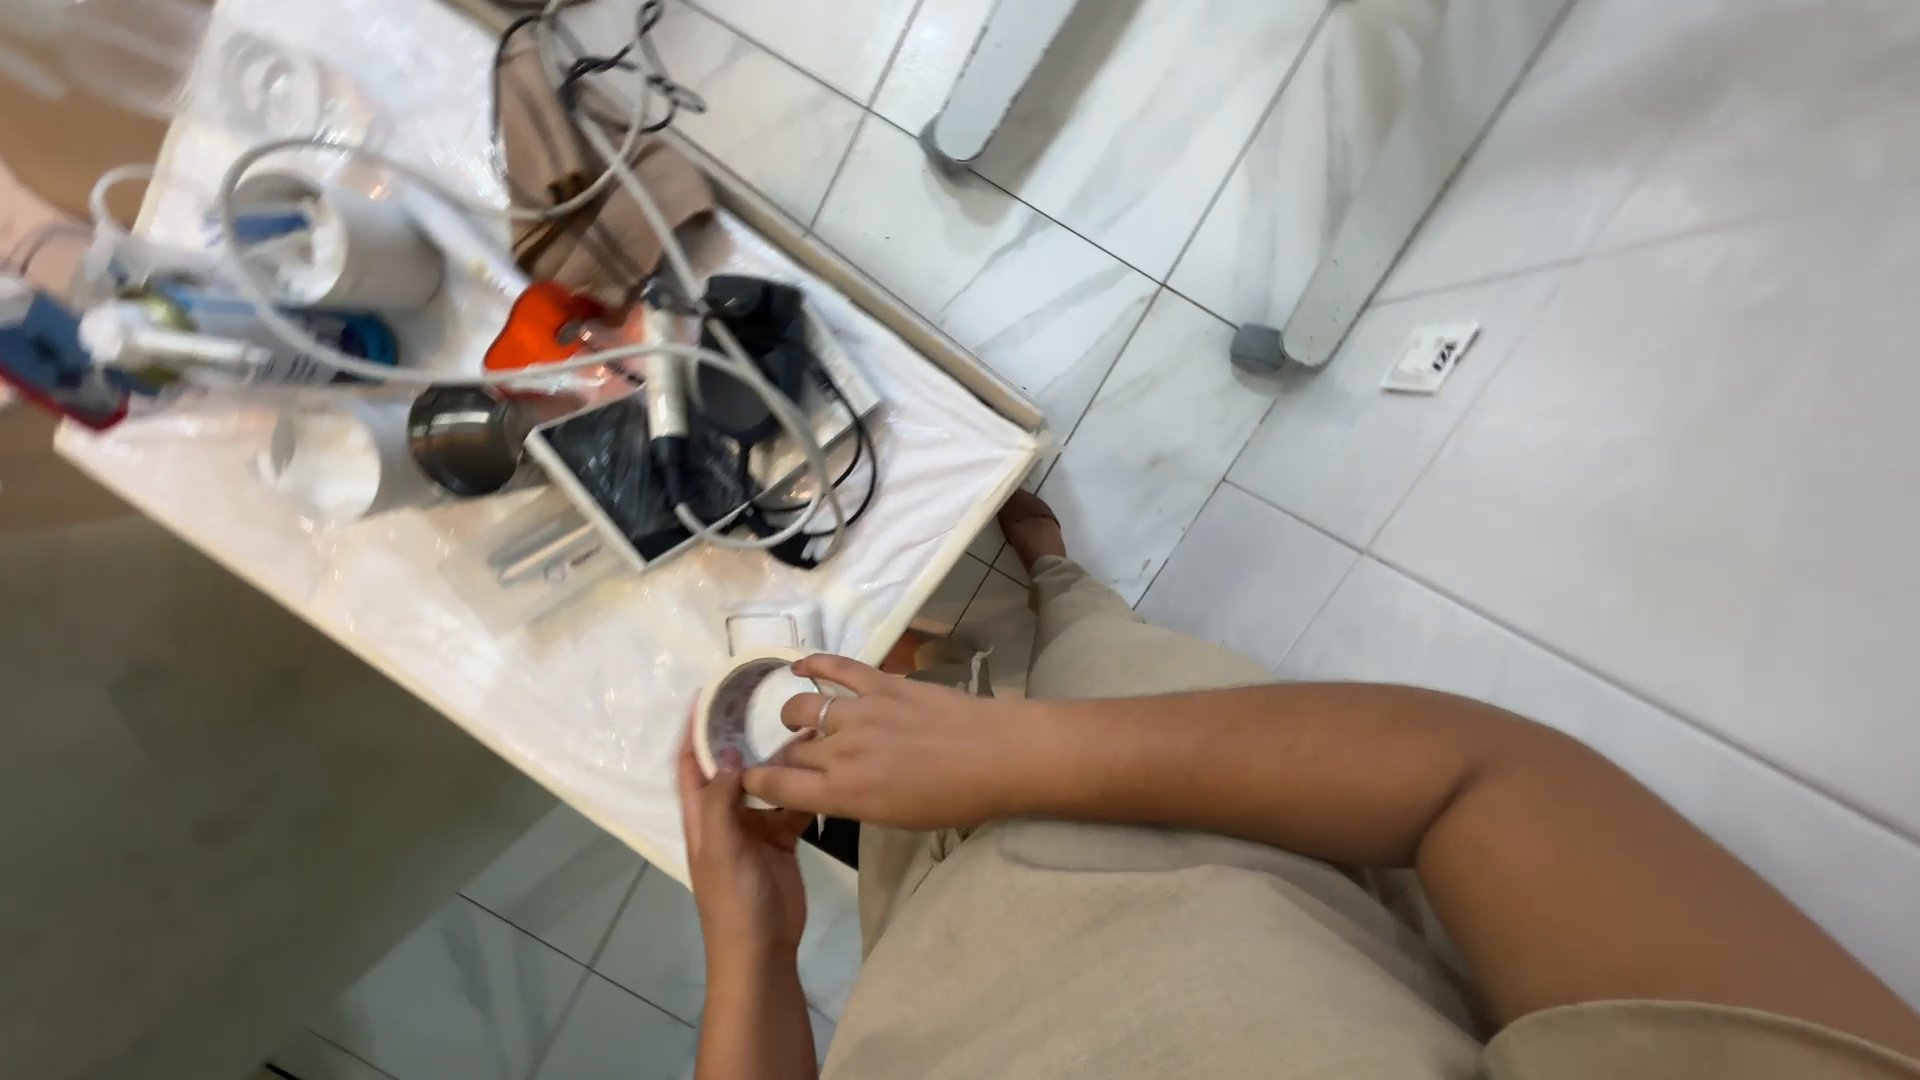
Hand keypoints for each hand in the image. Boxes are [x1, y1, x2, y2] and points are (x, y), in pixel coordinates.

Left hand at [676, 713, 813, 962]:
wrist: (761, 948)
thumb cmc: (732, 899)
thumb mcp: (720, 847)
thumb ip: (722, 800)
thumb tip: (732, 753)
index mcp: (700, 816)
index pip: (689, 764)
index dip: (691, 730)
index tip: (705, 695)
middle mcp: (724, 815)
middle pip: (730, 767)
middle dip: (741, 735)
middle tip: (764, 700)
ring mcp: (754, 827)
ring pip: (766, 782)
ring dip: (779, 759)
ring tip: (803, 727)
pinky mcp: (781, 838)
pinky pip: (793, 804)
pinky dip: (805, 788)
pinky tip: (823, 767)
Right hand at [743, 654, 1033, 830]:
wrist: (994, 756)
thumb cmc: (952, 799)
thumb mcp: (894, 817)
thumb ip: (853, 800)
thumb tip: (829, 786)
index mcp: (843, 794)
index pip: (778, 785)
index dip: (755, 780)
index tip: (749, 776)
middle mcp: (841, 752)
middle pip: (792, 748)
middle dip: (785, 753)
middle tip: (795, 754)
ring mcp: (859, 713)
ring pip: (803, 707)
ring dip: (795, 714)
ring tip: (799, 716)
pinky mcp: (880, 683)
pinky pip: (836, 667)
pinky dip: (814, 663)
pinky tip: (799, 665)